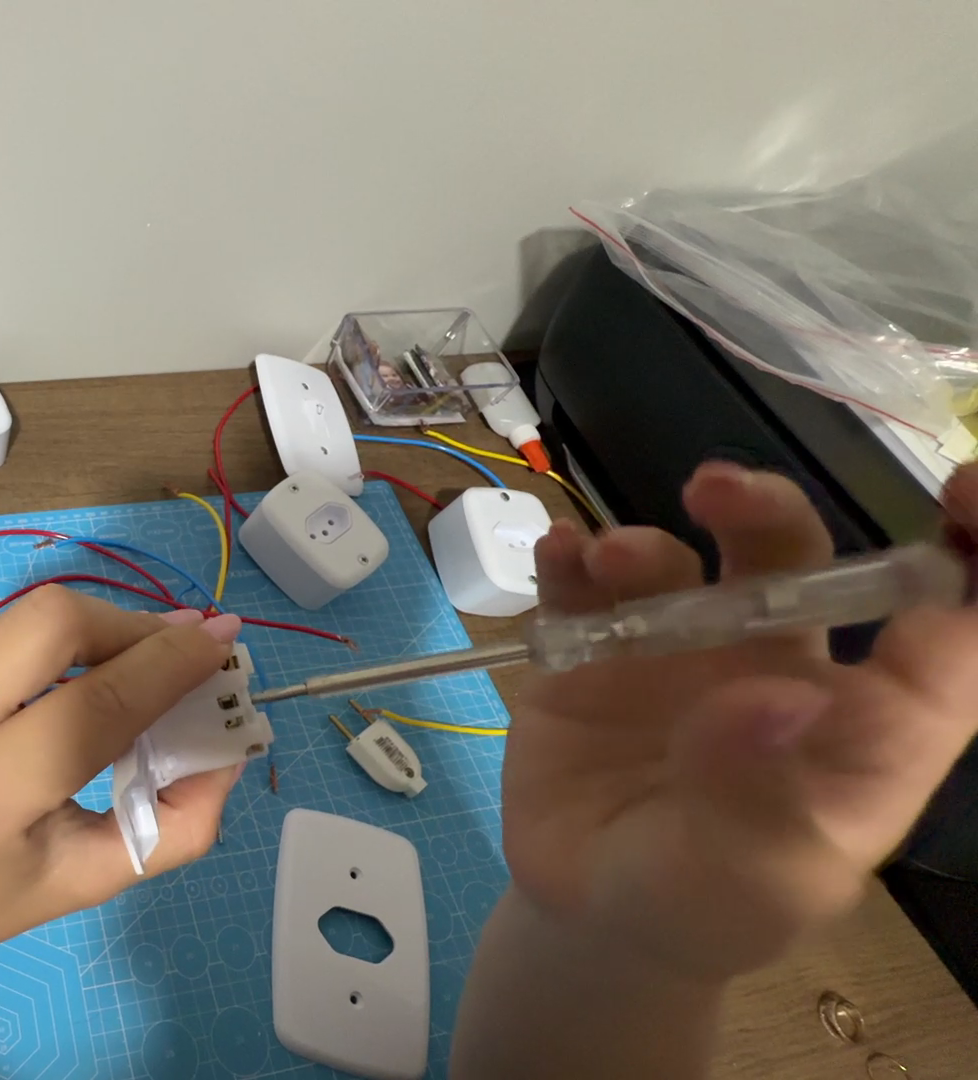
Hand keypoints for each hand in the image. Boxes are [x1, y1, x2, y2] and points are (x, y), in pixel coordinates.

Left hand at [0, 586, 245, 981]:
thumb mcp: (84, 883)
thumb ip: (174, 826)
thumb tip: (227, 748)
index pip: (93, 704)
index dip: (167, 664)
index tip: (221, 642)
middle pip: (53, 619)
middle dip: (129, 623)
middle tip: (174, 651)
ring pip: (30, 614)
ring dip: (98, 628)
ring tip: (135, 664)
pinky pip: (5, 629)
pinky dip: (55, 643)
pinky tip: (68, 681)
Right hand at [504, 461, 977, 981]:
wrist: (583, 903)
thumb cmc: (696, 905)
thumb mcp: (746, 878)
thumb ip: (757, 794)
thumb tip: (780, 694)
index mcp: (861, 725)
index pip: (943, 631)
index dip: (969, 553)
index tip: (957, 490)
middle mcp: (768, 668)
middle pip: (785, 568)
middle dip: (763, 515)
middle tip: (716, 490)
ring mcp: (668, 657)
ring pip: (672, 570)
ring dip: (644, 546)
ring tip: (606, 556)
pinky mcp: (584, 657)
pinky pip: (577, 596)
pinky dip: (564, 564)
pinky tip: (555, 552)